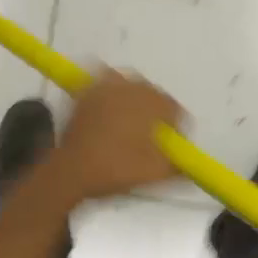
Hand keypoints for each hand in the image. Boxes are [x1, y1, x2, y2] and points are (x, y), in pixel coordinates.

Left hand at [47, 69, 183, 199]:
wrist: (70, 170)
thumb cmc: (115, 169)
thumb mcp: (154, 173)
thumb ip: (177, 166)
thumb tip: (188, 165)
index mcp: (151, 102)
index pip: (174, 109)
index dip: (175, 128)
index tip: (171, 145)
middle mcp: (130, 86)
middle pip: (152, 95)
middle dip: (155, 113)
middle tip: (150, 137)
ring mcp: (104, 85)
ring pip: (128, 86)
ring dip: (133, 100)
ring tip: (129, 124)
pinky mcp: (84, 91)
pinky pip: (103, 83)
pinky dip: (110, 92)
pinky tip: (108, 107)